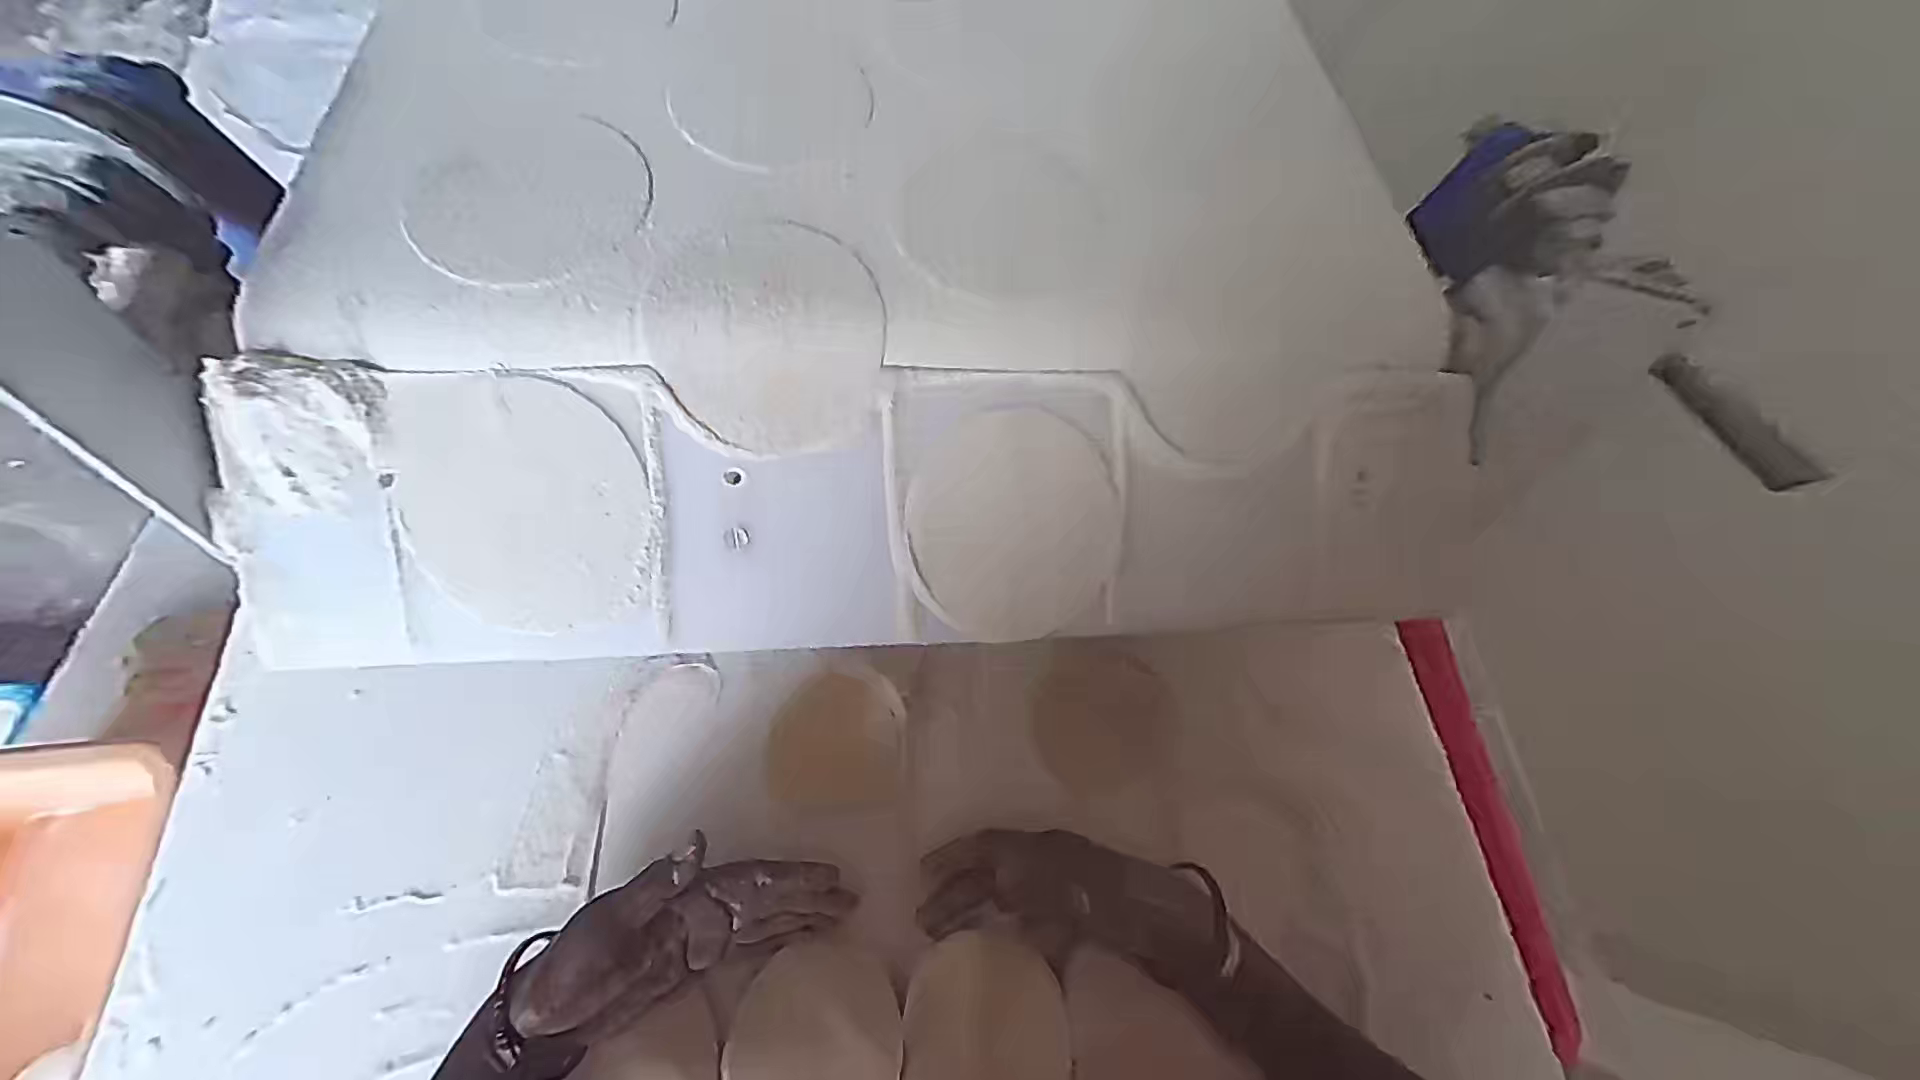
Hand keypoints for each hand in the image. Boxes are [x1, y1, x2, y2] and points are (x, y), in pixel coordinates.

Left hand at [509, 833, 857, 1045]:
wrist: (543, 1011)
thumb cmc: (576, 963)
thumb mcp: (612, 921)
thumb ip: (658, 882)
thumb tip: (699, 841)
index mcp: (689, 892)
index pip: (753, 880)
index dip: (792, 877)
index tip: (829, 876)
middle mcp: (703, 907)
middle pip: (768, 896)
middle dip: (809, 893)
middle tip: (850, 895)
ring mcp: (701, 933)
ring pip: (765, 918)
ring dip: (801, 913)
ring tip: (838, 911)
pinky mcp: (695, 961)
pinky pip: (749, 944)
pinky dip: (778, 937)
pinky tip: (798, 935)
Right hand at [917, 829, 1219, 983]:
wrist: (1168, 924)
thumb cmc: (1116, 900)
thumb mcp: (1070, 887)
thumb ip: (1030, 883)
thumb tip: (993, 883)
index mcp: (1042, 845)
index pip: (987, 845)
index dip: (953, 855)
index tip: (923, 872)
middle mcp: (1046, 857)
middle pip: (991, 871)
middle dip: (956, 891)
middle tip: (924, 919)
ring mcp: (1060, 884)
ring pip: (1005, 893)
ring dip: (976, 908)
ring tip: (947, 930)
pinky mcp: (1074, 912)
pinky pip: (1029, 914)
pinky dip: (1009, 925)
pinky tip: (1000, 939)